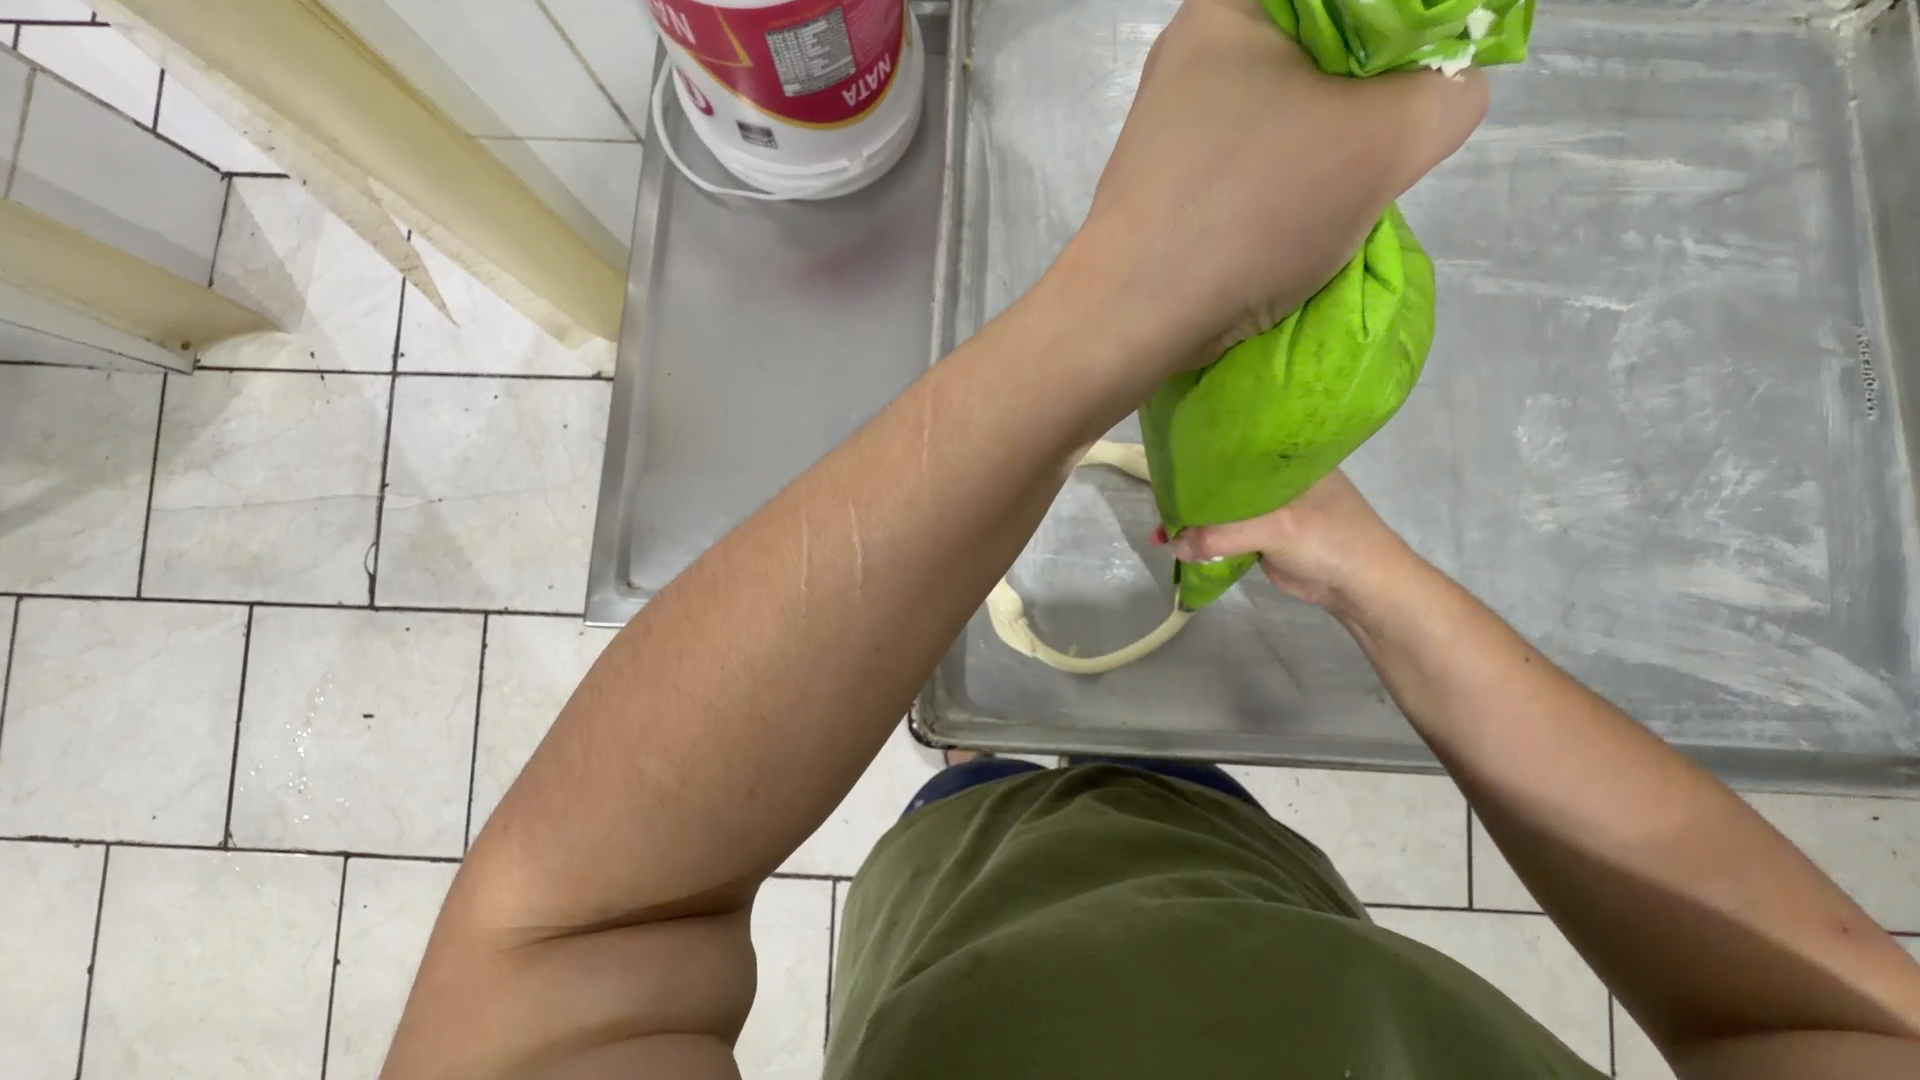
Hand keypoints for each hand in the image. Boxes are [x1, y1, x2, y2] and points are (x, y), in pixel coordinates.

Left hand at [1057, 0, 1488, 379]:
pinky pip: (1243, 163)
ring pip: (1279, 112)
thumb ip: (1443, 95)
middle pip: (1314, 47)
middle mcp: (1189, 53)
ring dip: (1322, 149)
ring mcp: (1166, 125)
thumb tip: (1445, 91)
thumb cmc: (1250, 210)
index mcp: (1231, 6)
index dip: (1399, 29)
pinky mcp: (1160, 184)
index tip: (1418, 78)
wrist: (1133, 315)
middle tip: (1386, 140)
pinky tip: (1292, 224)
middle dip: (1364, 93)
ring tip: (1337, 193)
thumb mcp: (1384, 141)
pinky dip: (1279, 185)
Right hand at [1167, 471, 1413, 610]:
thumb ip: (1223, 535)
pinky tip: (1178, 545)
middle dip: (1190, 493)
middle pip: (1224, 481)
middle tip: (1156, 502)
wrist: (1362, 588)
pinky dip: (1204, 540)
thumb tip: (1174, 545)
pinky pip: (1226, 534)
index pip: (1237, 446)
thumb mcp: (1277, 528)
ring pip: (1222, 509)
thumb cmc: (1331, 540)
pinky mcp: (1264, 537)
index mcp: (1287, 459)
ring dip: (1194, 520)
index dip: (1203, 454)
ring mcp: (1270, 510)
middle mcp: (1276, 479)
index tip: (1169, 459)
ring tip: (1159, 530)